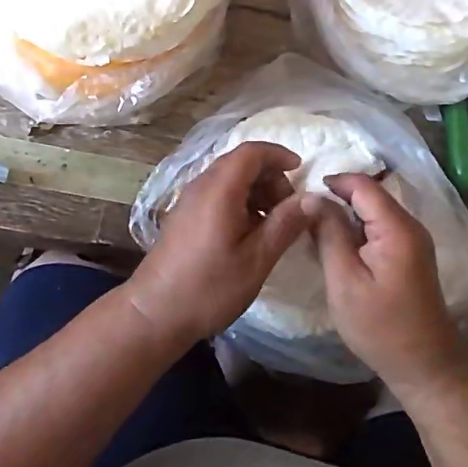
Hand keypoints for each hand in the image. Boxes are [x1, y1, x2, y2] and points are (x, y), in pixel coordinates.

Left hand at [124, 141, 311, 346]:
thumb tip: (314, 197)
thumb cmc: (209, 287)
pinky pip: (218, 193)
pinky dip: (241, 200)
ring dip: (257, 189)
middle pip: (241, 162)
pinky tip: (251, 231)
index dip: (279, 154)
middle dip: (271, 176)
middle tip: (290, 206)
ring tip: (274, 222)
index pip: (252, 151)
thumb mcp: (257, 258)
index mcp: (220, 189)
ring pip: (230, 177)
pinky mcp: (185, 215)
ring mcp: (190, 200)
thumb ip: (286, 223)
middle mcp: (202, 185)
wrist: (153, 315)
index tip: (301, 171)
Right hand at [311, 174, 467, 396]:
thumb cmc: (381, 327)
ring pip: (375, 211)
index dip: (334, 182)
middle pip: (371, 195)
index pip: (363, 185)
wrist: (425, 364)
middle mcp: (410, 224)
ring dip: (347, 214)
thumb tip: (312, 198)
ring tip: (316, 230)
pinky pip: (381, 227)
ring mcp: (414, 239)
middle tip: (304, 214)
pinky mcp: (412, 252)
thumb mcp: (345, 281)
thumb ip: (329, 234)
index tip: (303, 194)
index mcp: (396, 227)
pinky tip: (340, 247)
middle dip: (338, 197)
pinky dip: (359, 229)